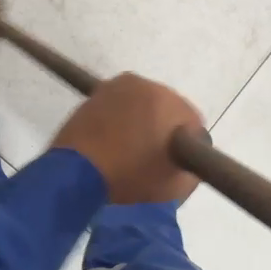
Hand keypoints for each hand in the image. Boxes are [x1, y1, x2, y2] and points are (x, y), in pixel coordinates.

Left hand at [50, 72, 202, 203]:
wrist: (77, 170)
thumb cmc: (130, 176)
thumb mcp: (176, 186)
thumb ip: (193, 168)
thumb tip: (187, 159)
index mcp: (167, 100)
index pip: (192, 122)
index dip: (189, 145)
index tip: (176, 161)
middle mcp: (144, 83)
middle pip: (167, 107)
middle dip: (164, 127)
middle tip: (153, 155)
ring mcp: (117, 84)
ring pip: (143, 102)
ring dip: (143, 118)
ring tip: (131, 146)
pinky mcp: (97, 91)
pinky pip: (121, 103)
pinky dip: (123, 115)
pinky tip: (115, 136)